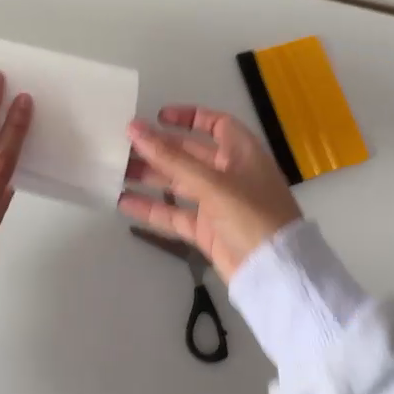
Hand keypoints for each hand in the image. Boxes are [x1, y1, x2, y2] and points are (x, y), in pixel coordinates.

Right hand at [116, 105, 301, 282]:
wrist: (277, 276)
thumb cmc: (252, 215)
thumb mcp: (212, 183)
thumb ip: (170, 157)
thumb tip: (133, 127)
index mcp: (241, 151)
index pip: (215, 123)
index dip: (188, 117)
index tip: (157, 117)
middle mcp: (230, 173)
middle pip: (189, 154)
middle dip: (158, 149)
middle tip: (122, 145)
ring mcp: (219, 203)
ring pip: (178, 183)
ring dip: (150, 177)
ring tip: (116, 171)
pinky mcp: (208, 230)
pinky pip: (175, 213)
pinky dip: (152, 208)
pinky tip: (124, 203)